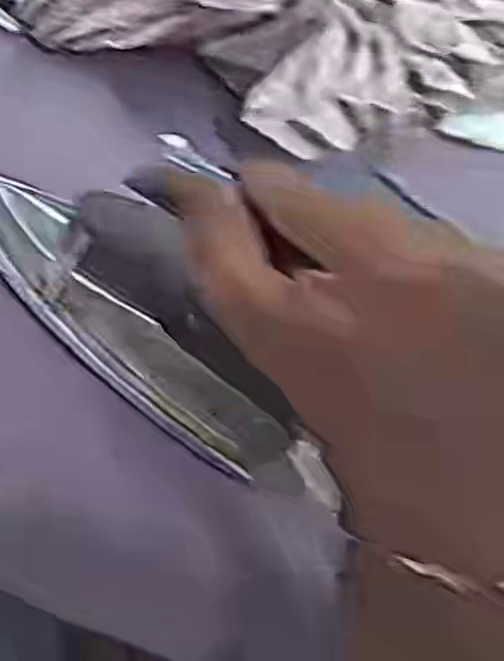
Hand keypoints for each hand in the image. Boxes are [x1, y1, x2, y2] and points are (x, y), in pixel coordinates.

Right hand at [165, 163, 503, 578]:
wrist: (459, 481)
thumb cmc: (336, 400)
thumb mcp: (253, 320)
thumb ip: (217, 242)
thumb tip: (196, 186)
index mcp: (375, 261)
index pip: (277, 186)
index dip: (229, 192)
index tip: (195, 200)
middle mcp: (446, 251)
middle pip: (331, 197)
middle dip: (289, 219)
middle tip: (268, 256)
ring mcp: (494, 264)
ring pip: (383, 216)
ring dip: (344, 237)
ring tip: (333, 283)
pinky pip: (430, 240)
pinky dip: (394, 257)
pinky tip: (391, 298)